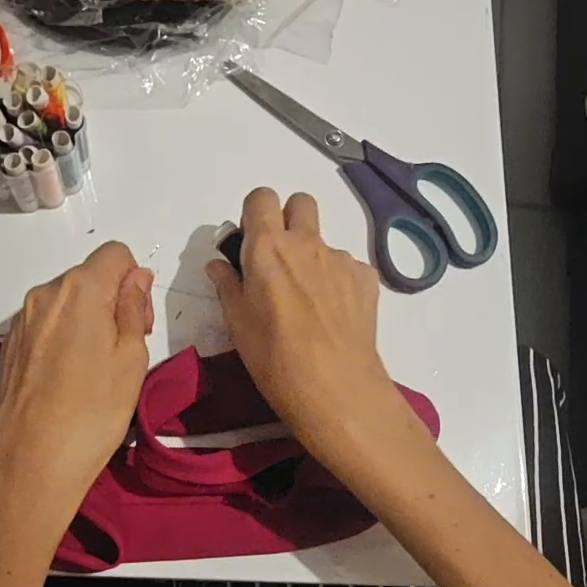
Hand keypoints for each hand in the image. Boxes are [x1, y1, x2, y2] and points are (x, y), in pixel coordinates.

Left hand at [0, 242, 153, 555]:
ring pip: (67, 302)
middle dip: (112, 301)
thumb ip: (133, 308)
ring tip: (96, 371)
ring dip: (88, 321)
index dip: (135, 282)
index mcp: (79, 290)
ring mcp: (21, 321)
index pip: (116, 253)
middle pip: (89, 277)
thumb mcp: (132, 359)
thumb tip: (135, 279)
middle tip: (124, 352)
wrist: (32, 466)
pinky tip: (69, 380)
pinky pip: (46, 326)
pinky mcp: (9, 347)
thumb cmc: (93, 414)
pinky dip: (64, 339)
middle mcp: (43, 295)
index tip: (139, 323)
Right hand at [207, 188, 419, 467]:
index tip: (251, 243)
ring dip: (312, 257)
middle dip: (288, 220)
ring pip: (324, 241)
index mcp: (267, 248)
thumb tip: (220, 264)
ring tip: (308, 302)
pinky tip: (332, 315)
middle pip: (300, 203)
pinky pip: (346, 267)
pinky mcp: (366, 278)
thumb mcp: (237, 323)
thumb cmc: (273, 357)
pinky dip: (336, 281)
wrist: (335, 388)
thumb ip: (228, 284)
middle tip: (279, 259)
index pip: (261, 198)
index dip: (254, 215)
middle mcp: (306, 243)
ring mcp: (341, 259)